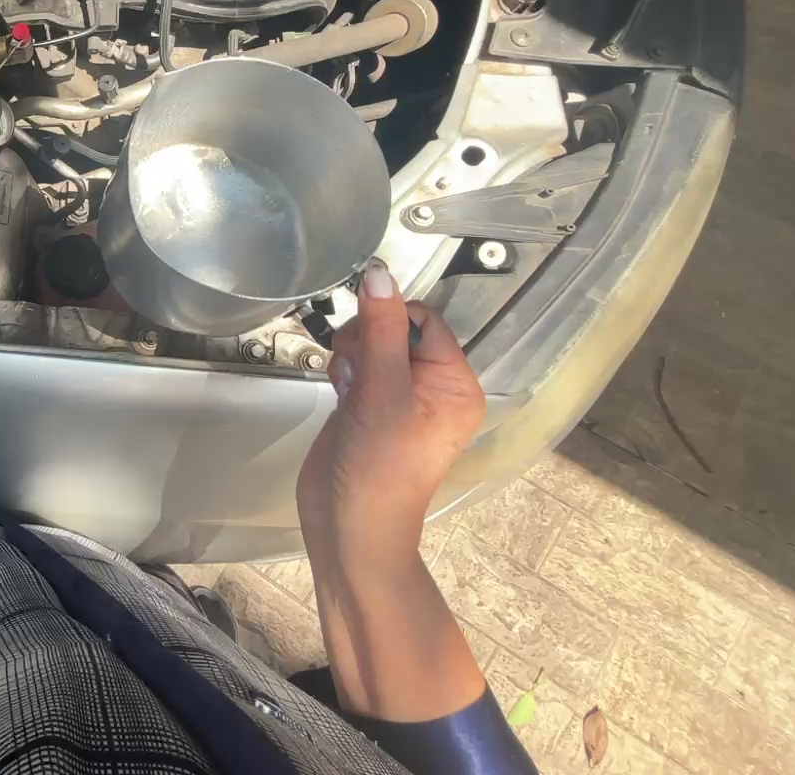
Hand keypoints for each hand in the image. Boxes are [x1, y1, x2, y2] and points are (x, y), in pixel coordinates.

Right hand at [297, 260, 485, 558]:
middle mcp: (431, 385)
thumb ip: (380, 330)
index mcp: (455, 383)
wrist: (347, 523)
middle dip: (364, 341)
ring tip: (347, 389)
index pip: (421, 319)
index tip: (363, 346)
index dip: (387, 320)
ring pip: (369, 344)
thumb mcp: (382, 392)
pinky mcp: (367, 403)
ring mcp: (397, 395)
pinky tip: (340, 395)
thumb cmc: (378, 464)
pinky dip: (342, 371)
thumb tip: (377, 272)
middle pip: (391, 327)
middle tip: (355, 375)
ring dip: (350, 357)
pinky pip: (356, 364)